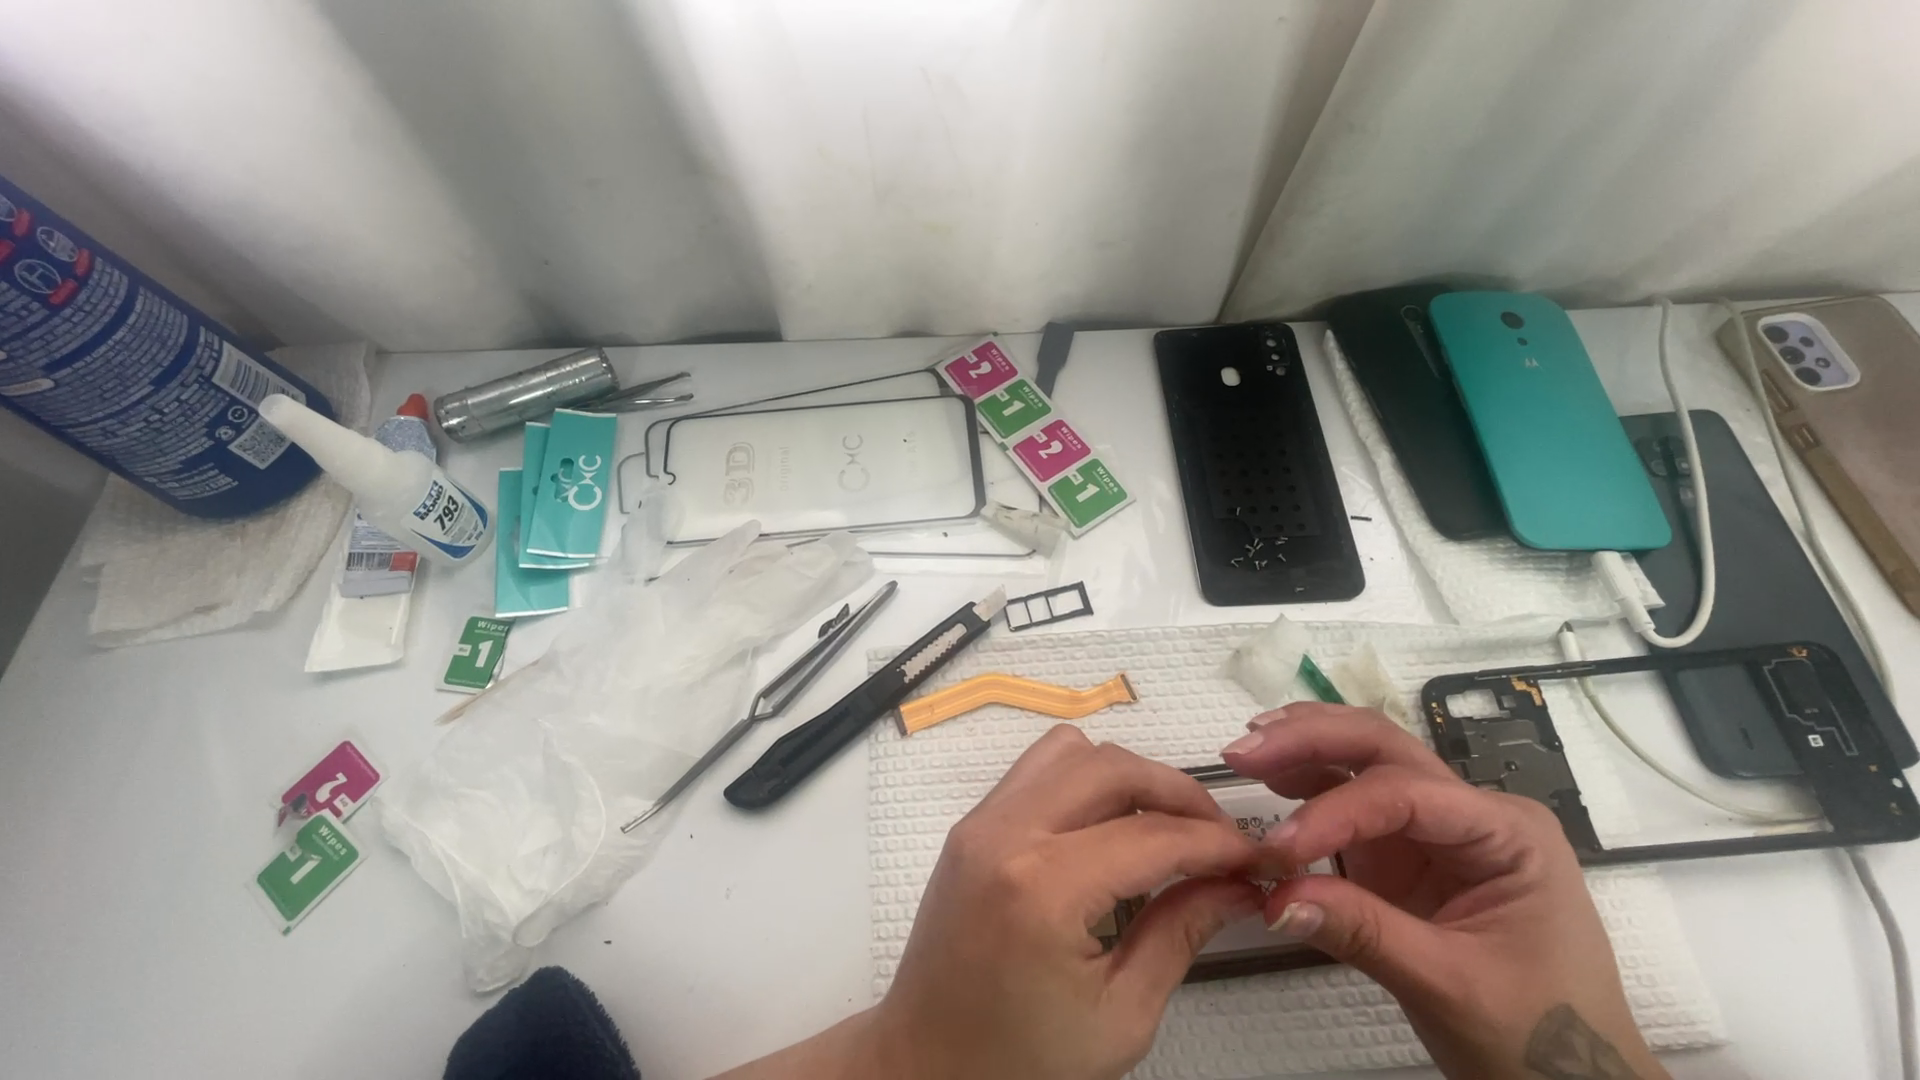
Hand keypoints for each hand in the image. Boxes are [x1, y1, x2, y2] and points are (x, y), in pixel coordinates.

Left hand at [875, 724, 1262, 1079]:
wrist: (923, 1062)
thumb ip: (1181, 933)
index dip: (1217, 844)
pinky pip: (1038, 767)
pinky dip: (1085, 778)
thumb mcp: (1121, 1016)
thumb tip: (1238, 884)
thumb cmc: (1021, 1060)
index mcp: (1042, 887)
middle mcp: (1006, 832)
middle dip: (1179, 793)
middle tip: (1221, 838)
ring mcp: (981, 820)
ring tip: (1166, 825)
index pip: (1152, 836)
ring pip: (1072, 750)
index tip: (1260, 859)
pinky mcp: (971, 823)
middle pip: (1113, 767)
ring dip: (1129, 775)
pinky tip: (1110, 823)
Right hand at [1221, 704, 1668, 1079]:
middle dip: (1311, 740)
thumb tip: (1274, 899)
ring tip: (1247, 752)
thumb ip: (1363, 932)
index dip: (1336, 812)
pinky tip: (1272, 779)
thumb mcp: (1449, 987)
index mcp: (1506, 834)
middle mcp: (1472, 812)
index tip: (1279, 849)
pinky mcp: (1405, 849)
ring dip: (1304, 746)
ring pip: (1365, 758)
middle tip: (1244, 752)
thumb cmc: (1535, 1037)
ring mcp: (1436, 827)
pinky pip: (1352, 796)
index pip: (1407, 795)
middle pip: (1384, 748)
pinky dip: (1309, 781)